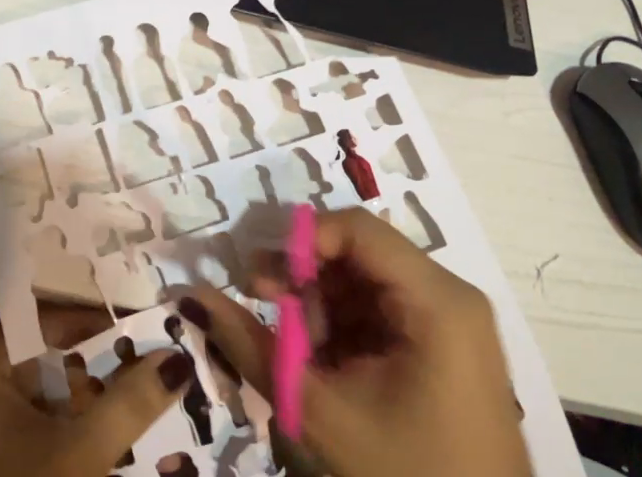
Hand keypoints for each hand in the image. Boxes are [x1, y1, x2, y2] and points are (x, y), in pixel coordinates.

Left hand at [0, 297, 199, 476]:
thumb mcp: (76, 452)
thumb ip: (129, 404)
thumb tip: (181, 356)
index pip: (68, 310)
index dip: (116, 311)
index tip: (167, 314)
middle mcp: (0, 366)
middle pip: (73, 346)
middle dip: (123, 353)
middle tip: (180, 346)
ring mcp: (8, 404)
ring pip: (74, 381)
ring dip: (116, 387)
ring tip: (172, 378)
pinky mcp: (17, 438)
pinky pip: (67, 413)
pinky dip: (99, 418)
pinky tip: (140, 422)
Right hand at [181, 208, 529, 476]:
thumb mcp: (319, 412)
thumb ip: (251, 345)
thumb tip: (192, 294)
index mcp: (436, 300)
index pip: (357, 229)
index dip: (299, 241)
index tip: (256, 279)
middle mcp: (448, 296)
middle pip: (359, 253)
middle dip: (302, 274)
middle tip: (255, 299)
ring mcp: (448, 323)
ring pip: (364, 283)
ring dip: (316, 304)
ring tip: (285, 344)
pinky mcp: (441, 349)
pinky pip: (379, 314)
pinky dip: (339, 328)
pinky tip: (316, 361)